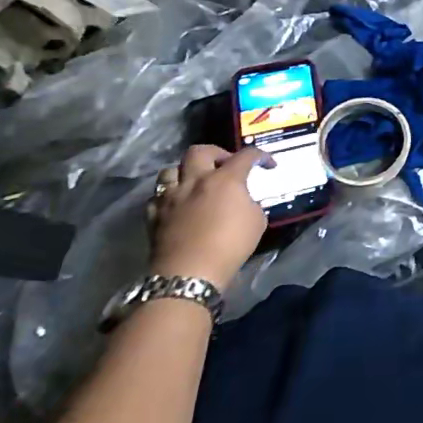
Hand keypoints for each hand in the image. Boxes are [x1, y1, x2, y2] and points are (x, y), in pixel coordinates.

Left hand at [149, 145, 272, 287]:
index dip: (260, 156)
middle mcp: (195, 181)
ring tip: (197, 183)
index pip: (246, 155)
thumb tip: (242, 201)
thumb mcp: (257, 221)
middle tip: (226, 165)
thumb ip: (250, 203)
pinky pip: (158, 196)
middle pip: (199, 151)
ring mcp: (170, 197)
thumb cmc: (231, 244)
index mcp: (225, 180)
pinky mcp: (154, 214)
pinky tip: (178, 204)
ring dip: (186, 172)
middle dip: (217, 154)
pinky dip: (169, 195)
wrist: (190, 271)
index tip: (268, 165)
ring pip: (171, 170)